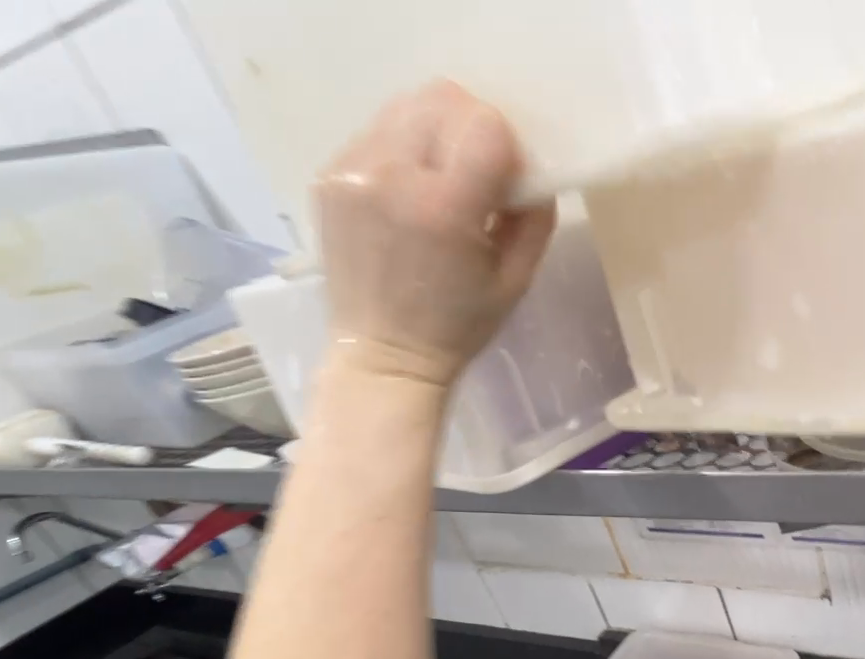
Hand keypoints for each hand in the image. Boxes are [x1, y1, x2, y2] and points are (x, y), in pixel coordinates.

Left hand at [314, 79, 556, 387]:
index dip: (506, 144)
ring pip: (406, 107)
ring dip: (436, 133)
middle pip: (442, 98)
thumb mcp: (517, 280)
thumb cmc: (459, 325)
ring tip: (442, 180)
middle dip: (471, 126)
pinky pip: (376, 132)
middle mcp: (392, 175)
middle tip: (478, 172)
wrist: (382, 354)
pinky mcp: (330, 175)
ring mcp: (353, 171)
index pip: (484, 124)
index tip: (507, 178)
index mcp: (444, 207)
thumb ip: (533, 218)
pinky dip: (403, 149)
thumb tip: (534, 173)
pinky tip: (409, 193)